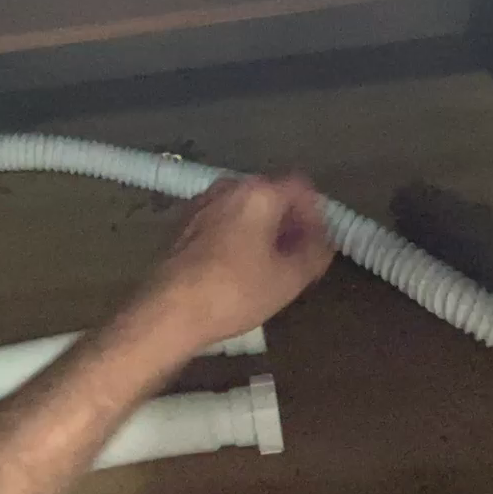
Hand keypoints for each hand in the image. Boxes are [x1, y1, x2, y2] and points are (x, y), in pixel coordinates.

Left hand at [141, 175, 335, 349]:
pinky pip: (222, 217)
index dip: (315, 212)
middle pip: (271, 193)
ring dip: (262, 227)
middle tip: (296, 254)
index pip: (301, 186)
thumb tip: (323, 241)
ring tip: (267, 264)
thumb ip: (314, 254)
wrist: (169, 307)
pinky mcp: (183, 220)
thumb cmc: (235, 291)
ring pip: (245, 205)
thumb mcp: (288, 279)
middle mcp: (229, 186)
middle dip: (288, 220)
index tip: (317, 241)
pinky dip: (236, 232)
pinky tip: (236, 265)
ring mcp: (202, 200)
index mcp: (259, 192)